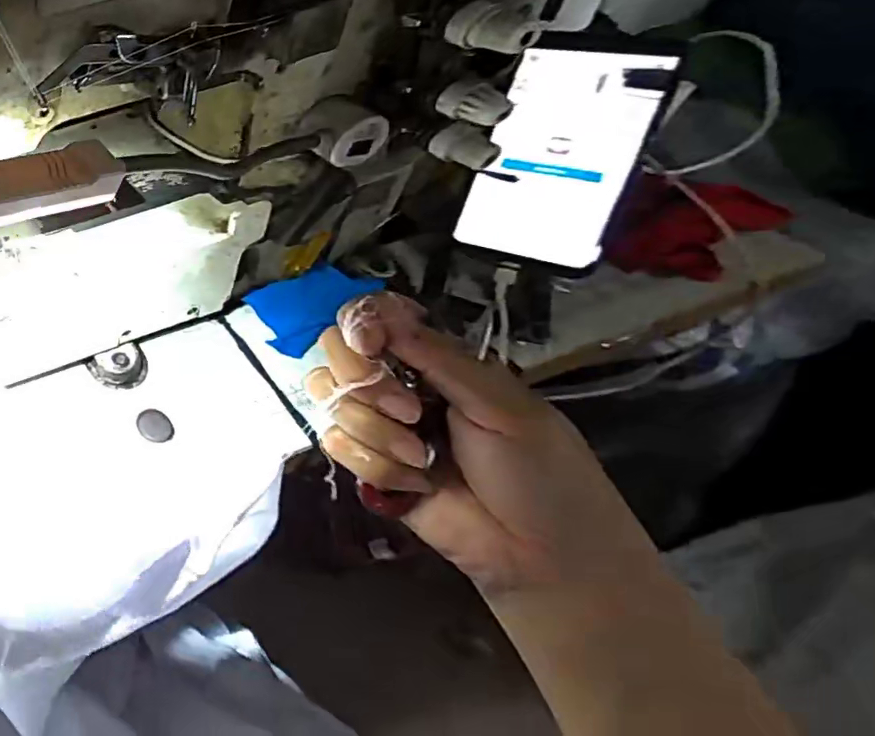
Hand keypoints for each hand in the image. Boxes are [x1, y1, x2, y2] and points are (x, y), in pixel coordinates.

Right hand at [307, 294, 663, 597]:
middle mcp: (394, 381)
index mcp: (430, 357)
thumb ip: (439, 357)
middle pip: (334, 352)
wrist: (543, 559)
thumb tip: (380, 315)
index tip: (369, 346)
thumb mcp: (500, 403)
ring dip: (375, 432)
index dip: (357, 323)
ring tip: (420, 457)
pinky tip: (412, 484)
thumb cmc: (539, 471)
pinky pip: (335, 444)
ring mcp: (376, 422)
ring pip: (332, 400)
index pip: (370, 317)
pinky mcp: (366, 464)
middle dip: (364, 383)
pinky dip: (373, 465)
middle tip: (410, 413)